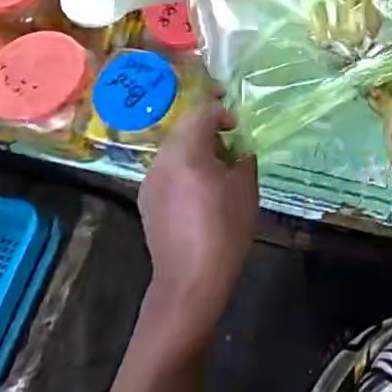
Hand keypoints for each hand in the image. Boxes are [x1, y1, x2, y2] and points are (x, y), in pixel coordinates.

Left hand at [137, 100, 258, 327]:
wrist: (190, 278)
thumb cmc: (224, 230)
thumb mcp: (246, 189)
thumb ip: (243, 159)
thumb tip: (239, 149)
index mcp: (187, 153)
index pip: (201, 114)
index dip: (221, 113)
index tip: (237, 127)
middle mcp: (162, 161)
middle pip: (183, 129)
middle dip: (206, 130)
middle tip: (230, 144)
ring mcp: (150, 180)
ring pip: (173, 150)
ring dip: (194, 149)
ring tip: (217, 169)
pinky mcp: (146, 199)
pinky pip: (166, 170)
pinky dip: (183, 168)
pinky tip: (199, 191)